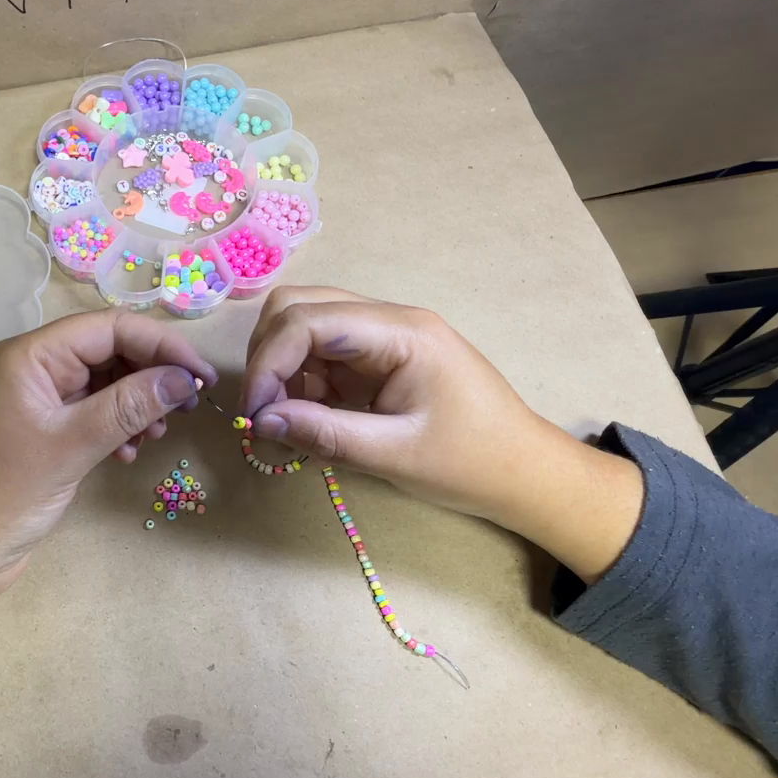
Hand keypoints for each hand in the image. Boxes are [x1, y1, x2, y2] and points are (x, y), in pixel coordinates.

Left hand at [0, 310, 216, 639]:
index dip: (161, 345)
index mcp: (31, 355)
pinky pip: (91, 413)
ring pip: (103, 383)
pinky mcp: (42, 431)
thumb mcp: (72, 444)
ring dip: (136, 404)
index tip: (202, 376)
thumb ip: (129, 405)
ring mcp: (38, 400)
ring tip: (155, 435)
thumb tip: (184, 379)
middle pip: (108, 351)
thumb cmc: (3, 491)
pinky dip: (116, 427)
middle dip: (151, 375)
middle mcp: (34, 368)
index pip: (109, 328)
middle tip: (188, 407)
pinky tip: (127, 453)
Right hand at [239, 286, 642, 580]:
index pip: (308, 321)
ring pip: (303, 323)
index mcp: (401, 332)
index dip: (268, 363)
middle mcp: (388, 318)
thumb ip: (324, 434)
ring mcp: (381, 333)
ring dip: (280, 366)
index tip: (254, 414)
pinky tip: (310, 415)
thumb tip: (259, 421)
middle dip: (267, 355)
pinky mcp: (375, 354)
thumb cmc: (471, 463)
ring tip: (287, 416)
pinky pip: (319, 351)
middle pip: (298, 306)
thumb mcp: (395, 455)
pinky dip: (298, 379)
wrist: (523, 472)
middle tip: (263, 410)